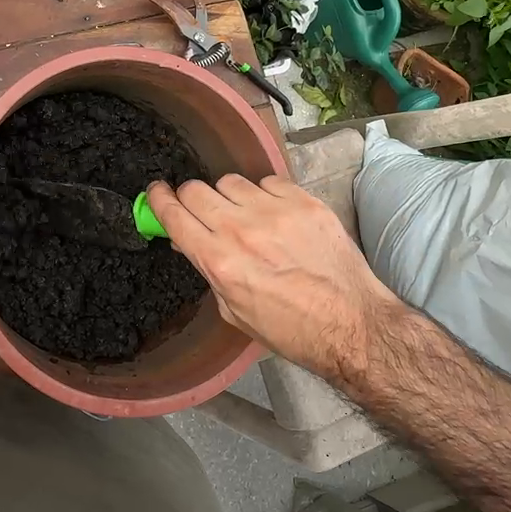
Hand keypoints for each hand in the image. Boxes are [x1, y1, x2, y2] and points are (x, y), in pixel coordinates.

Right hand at [148, 174, 399, 375]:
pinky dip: (266, 195)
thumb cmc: (292, 330)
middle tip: (202, 210)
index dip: (158, 199)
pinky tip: (277, 215)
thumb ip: (208, 270)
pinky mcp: (304, 202)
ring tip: (246, 215)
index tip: (156, 192)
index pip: (173, 214)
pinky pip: (268, 181)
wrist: (354, 326)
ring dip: (230, 196)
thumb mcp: (234, 311)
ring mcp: (275, 212)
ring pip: (229, 181)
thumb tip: (186, 240)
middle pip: (195, 189)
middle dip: (191, 198)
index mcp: (219, 262)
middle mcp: (241, 231)